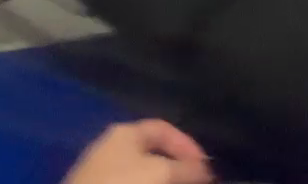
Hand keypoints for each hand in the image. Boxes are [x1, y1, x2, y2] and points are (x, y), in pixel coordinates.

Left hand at [62, 120, 213, 183]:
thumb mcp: (160, 172)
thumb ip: (186, 168)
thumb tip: (207, 169)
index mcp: (126, 132)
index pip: (164, 129)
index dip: (187, 145)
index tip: (204, 167)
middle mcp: (112, 147)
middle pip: (153, 153)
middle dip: (175, 167)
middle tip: (194, 180)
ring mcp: (101, 173)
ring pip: (141, 174)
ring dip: (162, 180)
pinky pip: (128, 183)